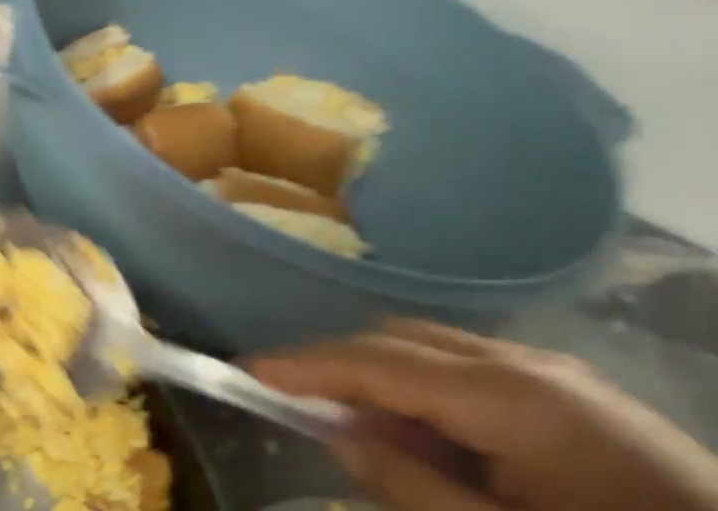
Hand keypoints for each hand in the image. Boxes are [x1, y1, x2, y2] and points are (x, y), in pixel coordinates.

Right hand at [252, 319, 717, 510]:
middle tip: (301, 410)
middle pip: (397, 340)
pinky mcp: (581, 395)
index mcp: (506, 394)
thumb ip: (410, 486)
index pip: (373, 362)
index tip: (246, 372)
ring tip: (371, 435)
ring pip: (433, 349)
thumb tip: (337, 437)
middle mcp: (526, 363)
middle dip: (341, 368)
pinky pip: (475, 369)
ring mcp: (560, 374)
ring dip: (386, 379)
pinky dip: (432, 391)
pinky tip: (437, 440)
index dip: (303, 365)